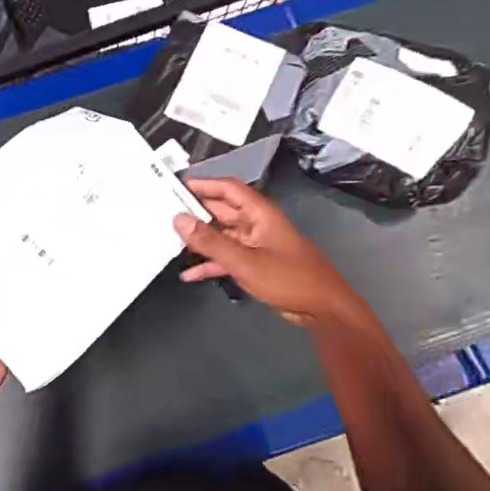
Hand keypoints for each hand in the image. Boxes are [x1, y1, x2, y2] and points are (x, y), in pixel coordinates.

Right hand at [172, 178, 368, 329]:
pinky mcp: (257, 265)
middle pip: (223, 211)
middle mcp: (258, 224)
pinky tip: (191, 274)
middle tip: (168, 212)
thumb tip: (180, 219)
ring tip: (173, 241)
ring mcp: (257, 245)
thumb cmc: (288, 278)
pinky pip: (229, 258)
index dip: (204, 184)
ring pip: (224, 236)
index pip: (229, 189)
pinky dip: (212, 264)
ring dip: (202, 240)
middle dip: (198, 211)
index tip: (178, 185)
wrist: (322, 307)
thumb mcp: (244, 261)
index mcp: (260, 213)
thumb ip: (210, 242)